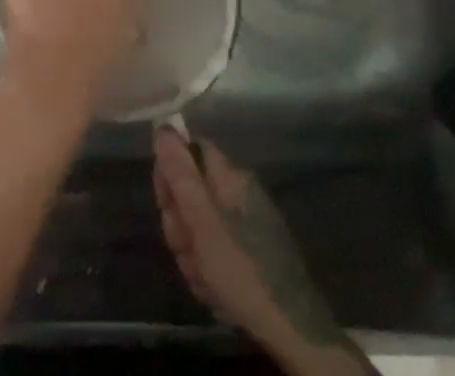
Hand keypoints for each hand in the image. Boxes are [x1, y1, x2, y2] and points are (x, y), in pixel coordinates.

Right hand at [154, 129, 380, 375]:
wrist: (291, 328)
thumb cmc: (242, 269)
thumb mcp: (203, 222)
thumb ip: (180, 174)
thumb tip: (164, 125)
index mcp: (231, 179)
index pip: (189, 152)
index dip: (170, 174)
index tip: (168, 204)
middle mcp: (240, 194)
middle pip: (189, 192)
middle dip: (180, 225)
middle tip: (189, 248)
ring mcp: (246, 224)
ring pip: (196, 227)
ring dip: (191, 253)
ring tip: (205, 276)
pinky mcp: (249, 250)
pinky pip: (212, 250)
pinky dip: (207, 269)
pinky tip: (216, 289)